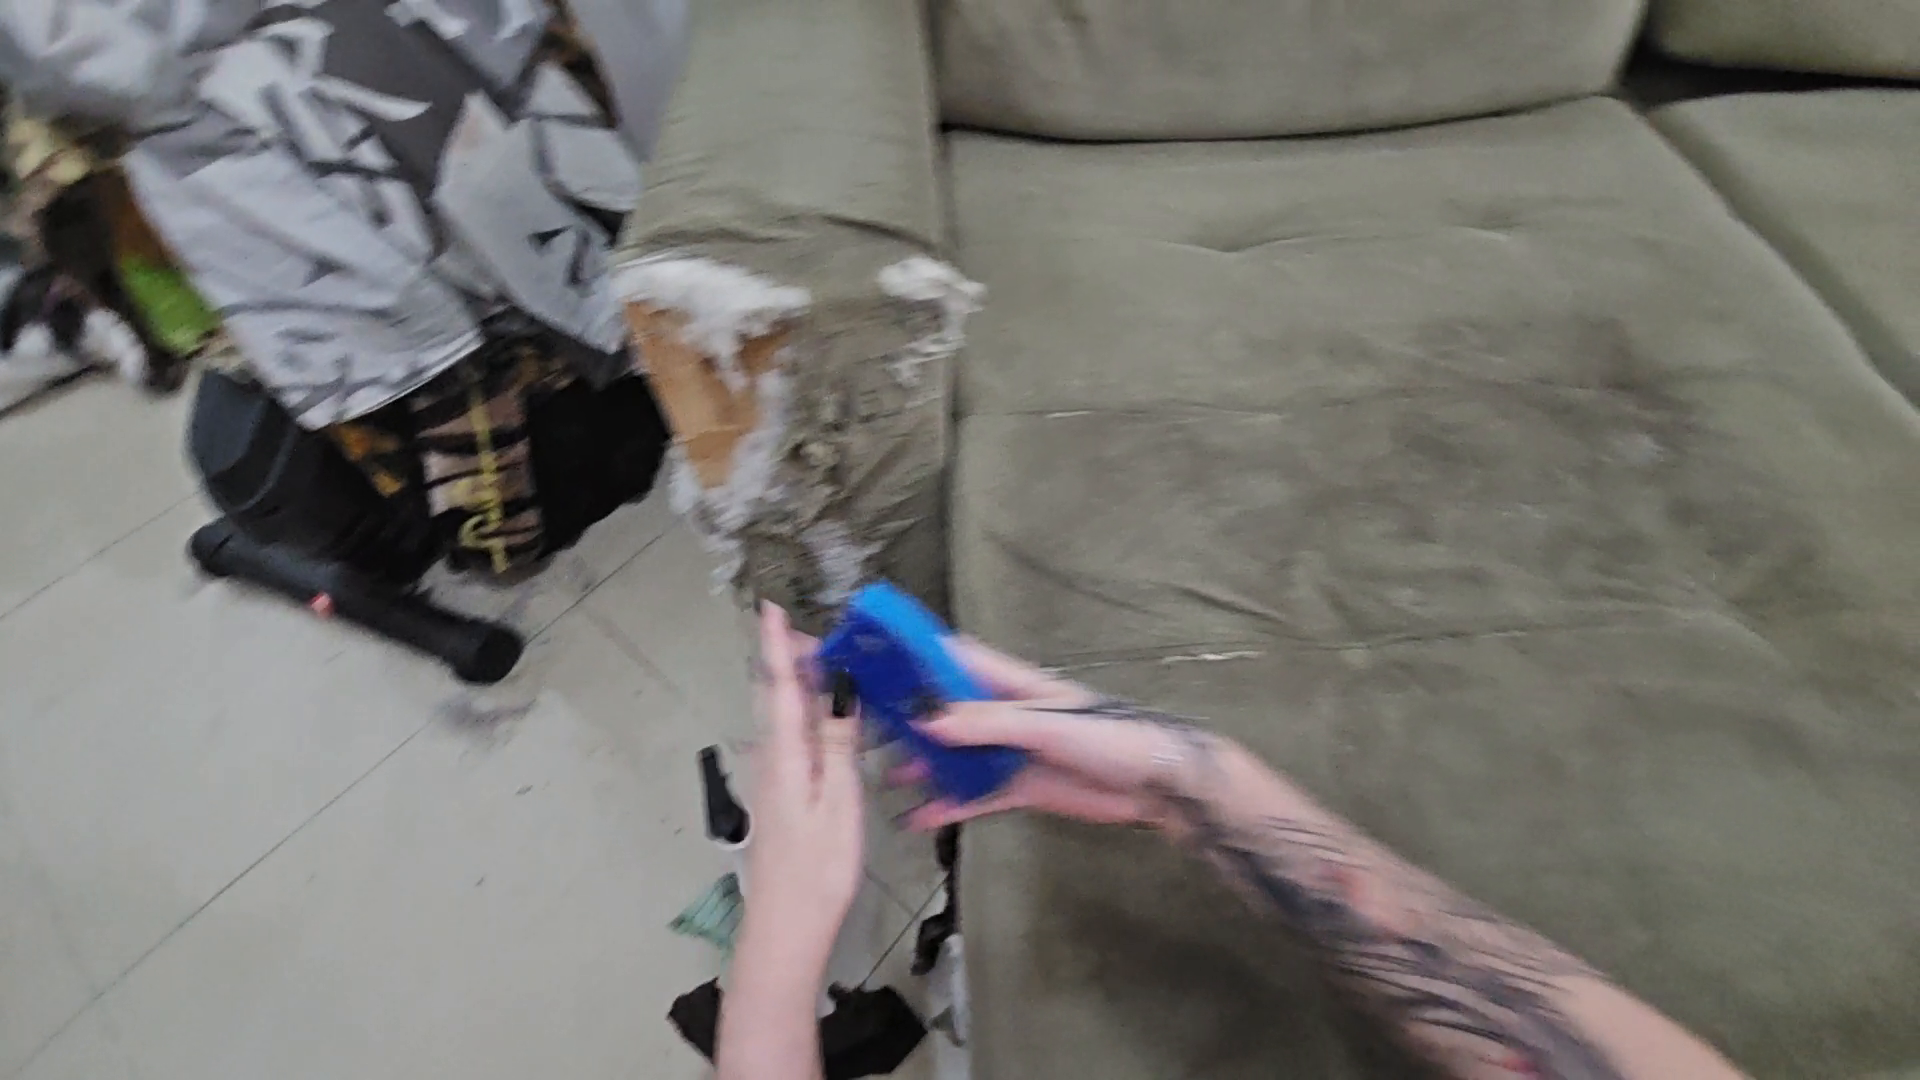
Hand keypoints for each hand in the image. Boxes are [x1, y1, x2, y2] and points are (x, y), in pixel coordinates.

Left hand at [741, 604, 864, 966]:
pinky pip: (789, 734)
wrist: (784, 930)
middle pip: (776, 694)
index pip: (780, 684)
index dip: (775, 642)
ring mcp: (772, 776)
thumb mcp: (839, 803)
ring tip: (825, 657)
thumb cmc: (817, 869)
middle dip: (789, 655)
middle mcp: (771, 757)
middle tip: (816, 625)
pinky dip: (804, 710)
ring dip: (797, 680)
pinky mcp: (779, 792)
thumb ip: (838, 743)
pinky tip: (826, 714)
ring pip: (781, 714)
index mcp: (785, 753)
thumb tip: (841, 687)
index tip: (769, 603)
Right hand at [898, 638, 1219, 832]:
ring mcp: (1010, 751)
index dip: (918, 655)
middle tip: (867, 727)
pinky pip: (976, 794)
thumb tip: (929, 722)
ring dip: (926, 764)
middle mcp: (1004, 713)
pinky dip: (949, 804)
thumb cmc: (1106, 734)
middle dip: (912, 717)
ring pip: (957, 755)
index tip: (876, 659)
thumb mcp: (1045, 724)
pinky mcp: (1019, 786)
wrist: (1154, 784)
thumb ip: (988, 724)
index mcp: (1010, 683)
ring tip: (886, 776)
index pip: (956, 658)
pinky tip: (919, 819)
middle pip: (949, 710)